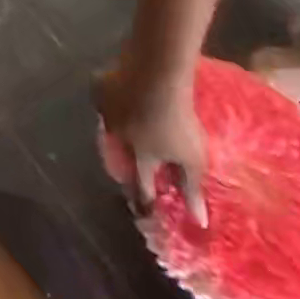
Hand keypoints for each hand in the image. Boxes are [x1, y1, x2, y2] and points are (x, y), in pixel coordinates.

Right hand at [96, 54, 208, 227]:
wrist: (155, 75)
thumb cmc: (178, 120)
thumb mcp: (193, 159)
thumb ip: (192, 188)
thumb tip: (199, 223)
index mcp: (141, 157)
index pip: (142, 187)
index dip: (145, 201)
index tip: (145, 211)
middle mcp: (119, 138)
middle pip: (120, 157)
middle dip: (124, 166)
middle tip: (129, 168)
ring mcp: (107, 111)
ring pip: (108, 127)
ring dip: (115, 132)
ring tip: (122, 130)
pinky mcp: (100, 87)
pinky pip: (101, 97)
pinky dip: (107, 99)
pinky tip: (114, 94)